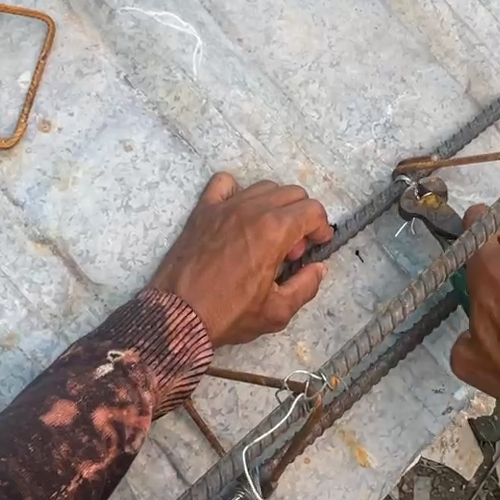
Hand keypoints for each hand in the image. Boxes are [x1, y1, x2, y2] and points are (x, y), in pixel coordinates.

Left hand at [148, 174, 332, 345]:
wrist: (177, 315)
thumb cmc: (226, 315)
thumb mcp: (277, 312)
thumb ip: (306, 286)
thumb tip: (318, 269)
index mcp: (273, 232)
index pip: (312, 210)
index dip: (321, 228)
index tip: (317, 245)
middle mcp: (251, 210)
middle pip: (292, 194)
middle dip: (301, 218)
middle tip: (292, 249)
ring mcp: (224, 207)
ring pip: (264, 188)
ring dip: (275, 206)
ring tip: (267, 236)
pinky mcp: (203, 211)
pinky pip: (224, 183)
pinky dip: (237, 192)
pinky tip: (239, 214)